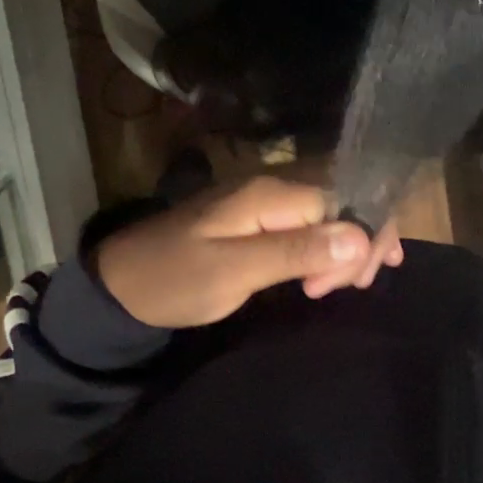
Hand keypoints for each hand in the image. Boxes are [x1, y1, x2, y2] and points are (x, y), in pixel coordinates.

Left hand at [95, 176, 404, 327]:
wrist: (121, 284)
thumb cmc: (174, 280)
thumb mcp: (233, 272)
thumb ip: (295, 252)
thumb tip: (361, 236)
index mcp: (269, 195)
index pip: (344, 205)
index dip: (360, 243)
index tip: (342, 288)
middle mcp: (273, 189)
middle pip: (341, 208)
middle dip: (357, 248)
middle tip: (336, 293)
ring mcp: (264, 204)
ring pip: (329, 218)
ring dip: (343, 253)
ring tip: (326, 290)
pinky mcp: (257, 221)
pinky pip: (308, 227)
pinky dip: (325, 252)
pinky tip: (327, 276)